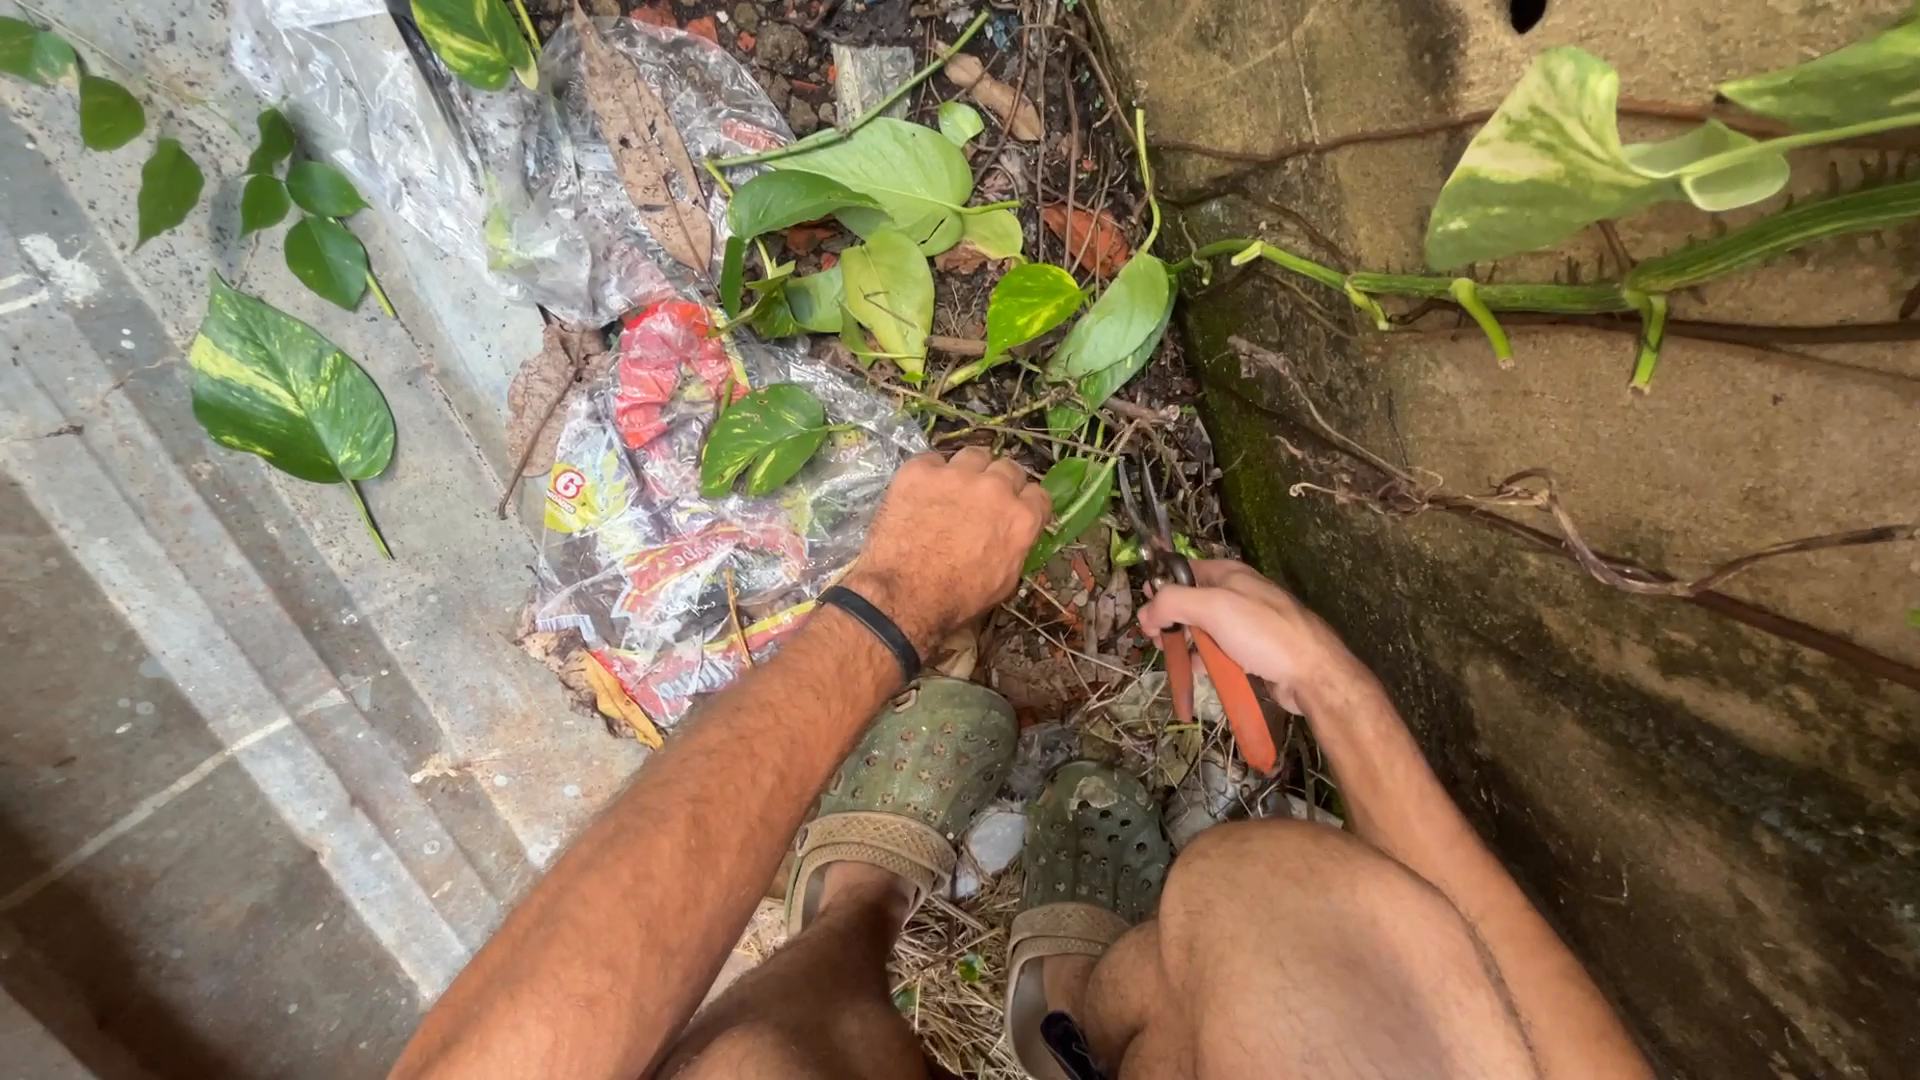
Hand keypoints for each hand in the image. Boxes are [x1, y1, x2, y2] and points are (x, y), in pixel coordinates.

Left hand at [843, 447, 1051, 653]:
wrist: (903, 595)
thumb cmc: (956, 599)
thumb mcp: (1003, 582)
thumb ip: (1015, 547)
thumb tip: (1013, 536)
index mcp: (1020, 518)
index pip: (1037, 495)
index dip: (1025, 503)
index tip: (1014, 510)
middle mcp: (995, 488)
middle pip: (1008, 468)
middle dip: (999, 483)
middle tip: (982, 501)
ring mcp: (957, 475)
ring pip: (973, 456)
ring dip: (969, 471)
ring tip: (953, 490)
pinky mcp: (921, 471)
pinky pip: (932, 460)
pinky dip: (930, 474)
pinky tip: (921, 493)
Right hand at [1137, 560, 1370, 712]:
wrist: (1312, 673)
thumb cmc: (1262, 632)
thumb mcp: (1212, 607)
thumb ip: (1172, 602)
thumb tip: (1147, 612)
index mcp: (1226, 573)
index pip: (1181, 571)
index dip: (1159, 588)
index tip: (1146, 614)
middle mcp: (1235, 593)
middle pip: (1188, 602)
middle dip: (1168, 620)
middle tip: (1158, 640)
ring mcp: (1244, 622)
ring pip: (1201, 629)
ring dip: (1184, 642)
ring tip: (1174, 657)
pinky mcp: (1250, 649)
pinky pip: (1217, 650)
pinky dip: (1204, 659)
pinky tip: (1197, 671)